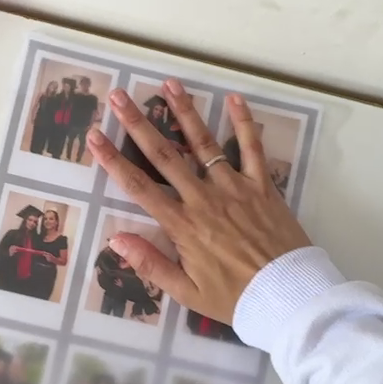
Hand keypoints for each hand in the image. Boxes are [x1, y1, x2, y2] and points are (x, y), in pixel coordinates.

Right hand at [88, 80, 310, 324]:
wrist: (288, 297)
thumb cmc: (234, 298)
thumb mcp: (186, 292)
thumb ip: (150, 264)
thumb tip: (115, 240)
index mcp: (182, 225)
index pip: (139, 187)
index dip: (113, 161)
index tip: (94, 136)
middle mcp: (204, 199)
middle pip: (165, 155)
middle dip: (139, 124)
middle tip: (120, 97)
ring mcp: (235, 188)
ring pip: (204, 144)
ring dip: (185, 112)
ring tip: (168, 84)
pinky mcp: (263, 186)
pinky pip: (252, 149)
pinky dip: (244, 123)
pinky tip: (234, 99)